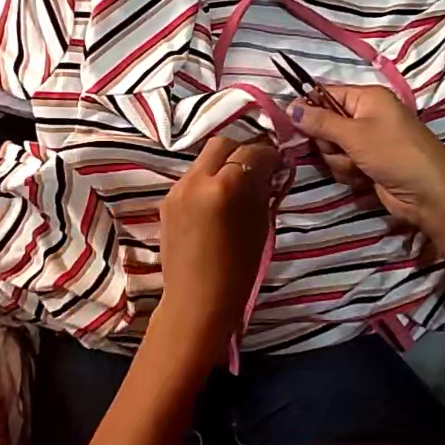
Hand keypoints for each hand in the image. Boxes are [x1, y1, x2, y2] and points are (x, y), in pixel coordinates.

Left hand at [149, 134, 281, 369]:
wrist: (197, 301)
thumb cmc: (238, 270)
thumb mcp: (260, 224)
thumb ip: (263, 191)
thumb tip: (270, 170)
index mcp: (226, 186)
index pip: (252, 151)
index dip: (269, 155)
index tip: (277, 164)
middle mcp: (197, 179)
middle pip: (223, 143)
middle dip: (242, 151)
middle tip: (256, 169)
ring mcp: (178, 189)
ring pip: (204, 159)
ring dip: (223, 164)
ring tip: (236, 186)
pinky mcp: (166, 200)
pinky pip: (192, 177)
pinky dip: (207, 180)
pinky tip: (216, 201)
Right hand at [290, 86, 444, 231]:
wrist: (429, 194)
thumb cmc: (395, 154)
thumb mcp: (355, 134)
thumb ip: (320, 122)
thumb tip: (290, 107)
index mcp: (368, 98)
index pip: (325, 94)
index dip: (307, 108)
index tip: (290, 122)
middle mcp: (366, 116)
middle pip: (325, 125)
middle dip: (329, 143)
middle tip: (342, 150)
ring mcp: (367, 142)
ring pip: (331, 149)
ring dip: (340, 162)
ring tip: (359, 167)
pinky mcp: (367, 164)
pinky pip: (342, 165)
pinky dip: (349, 173)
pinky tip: (364, 179)